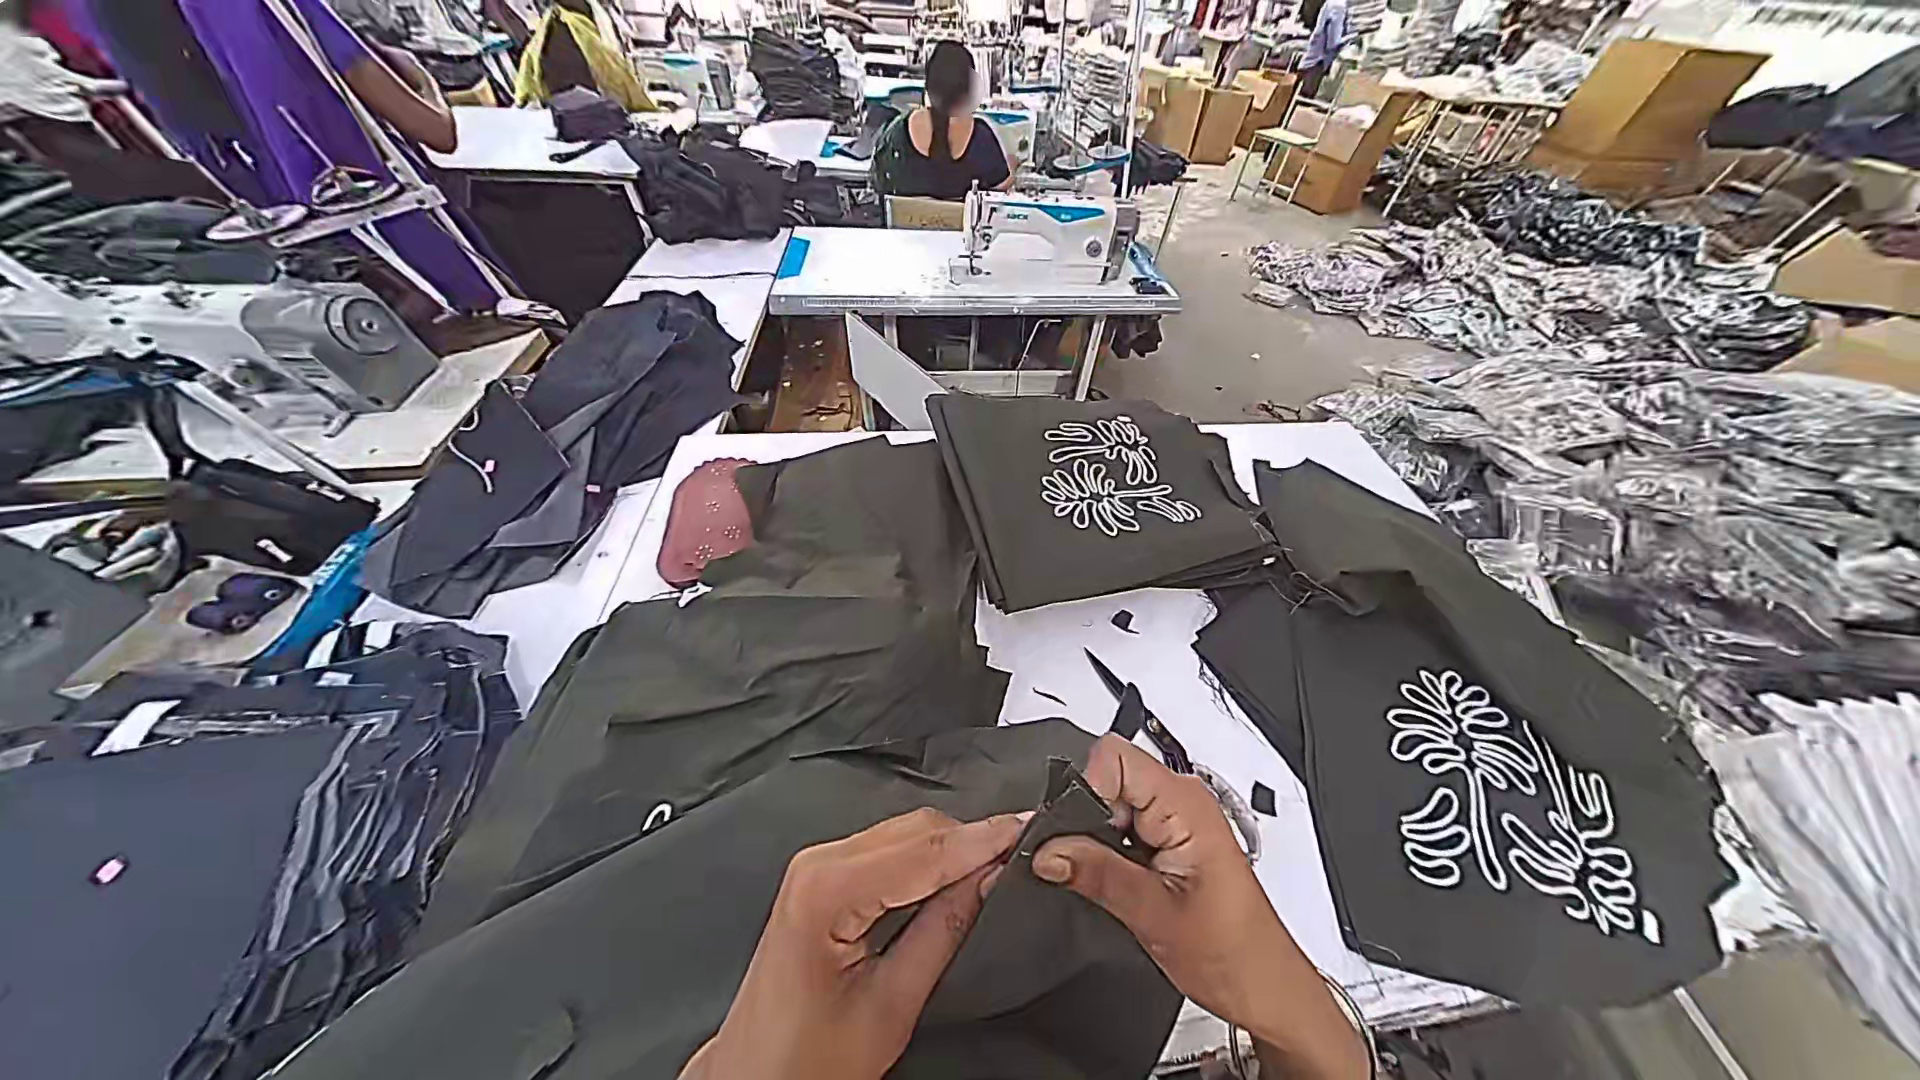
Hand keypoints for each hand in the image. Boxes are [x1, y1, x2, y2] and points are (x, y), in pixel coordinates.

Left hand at [679, 808, 1025, 1079]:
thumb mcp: (891, 1005)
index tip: (1027, 826)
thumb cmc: (811, 1059)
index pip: (923, 852)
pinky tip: (957, 865)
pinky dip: (930, 852)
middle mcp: (819, 860)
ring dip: (953, 842)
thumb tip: (991, 877)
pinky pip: (890, 844)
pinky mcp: (825, 870)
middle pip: (915, 830)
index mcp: (827, 890)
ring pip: (905, 830)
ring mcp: (818, 861)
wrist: (754, 1074)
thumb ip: (944, 930)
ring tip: (999, 855)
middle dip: (971, 837)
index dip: (981, 839)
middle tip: (1021, 848)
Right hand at [1033, 735, 1368, 1079]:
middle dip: (1086, 815)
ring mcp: (1177, 813)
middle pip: (1107, 773)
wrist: (1265, 987)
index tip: (1075, 833)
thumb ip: (1093, 873)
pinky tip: (1120, 875)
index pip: (1111, 756)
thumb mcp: (1151, 914)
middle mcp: (1182, 797)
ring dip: (1097, 833)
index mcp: (1184, 803)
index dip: (1085, 790)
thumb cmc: (1235, 954)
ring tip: (1114, 875)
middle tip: (1088, 862)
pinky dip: (1108, 843)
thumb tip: (1047, 851)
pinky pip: (1122, 816)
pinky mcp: (1170, 829)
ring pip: (1111, 796)